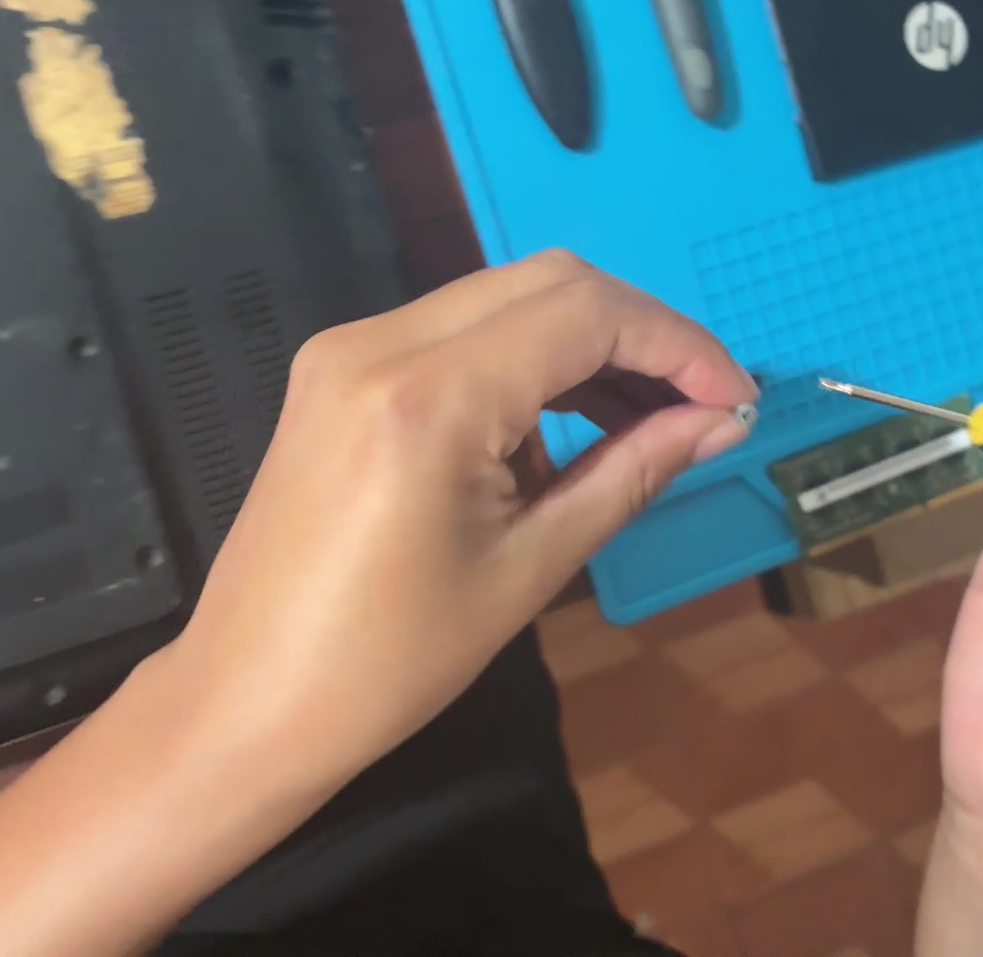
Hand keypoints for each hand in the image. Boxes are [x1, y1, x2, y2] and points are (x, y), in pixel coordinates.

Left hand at [169, 250, 758, 793]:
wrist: (248, 702)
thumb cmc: (394, 661)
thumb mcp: (534, 565)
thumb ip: (635, 471)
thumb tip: (721, 422)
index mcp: (430, 396)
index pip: (587, 314)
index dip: (679, 345)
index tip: (734, 398)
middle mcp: (382, 340)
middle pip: (554, 281)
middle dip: (642, 333)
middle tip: (697, 403)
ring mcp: (353, 345)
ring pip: (511, 297)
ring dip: (591, 343)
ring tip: (645, 418)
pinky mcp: (345, 366)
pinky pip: (466, 330)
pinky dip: (535, 359)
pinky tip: (566, 420)